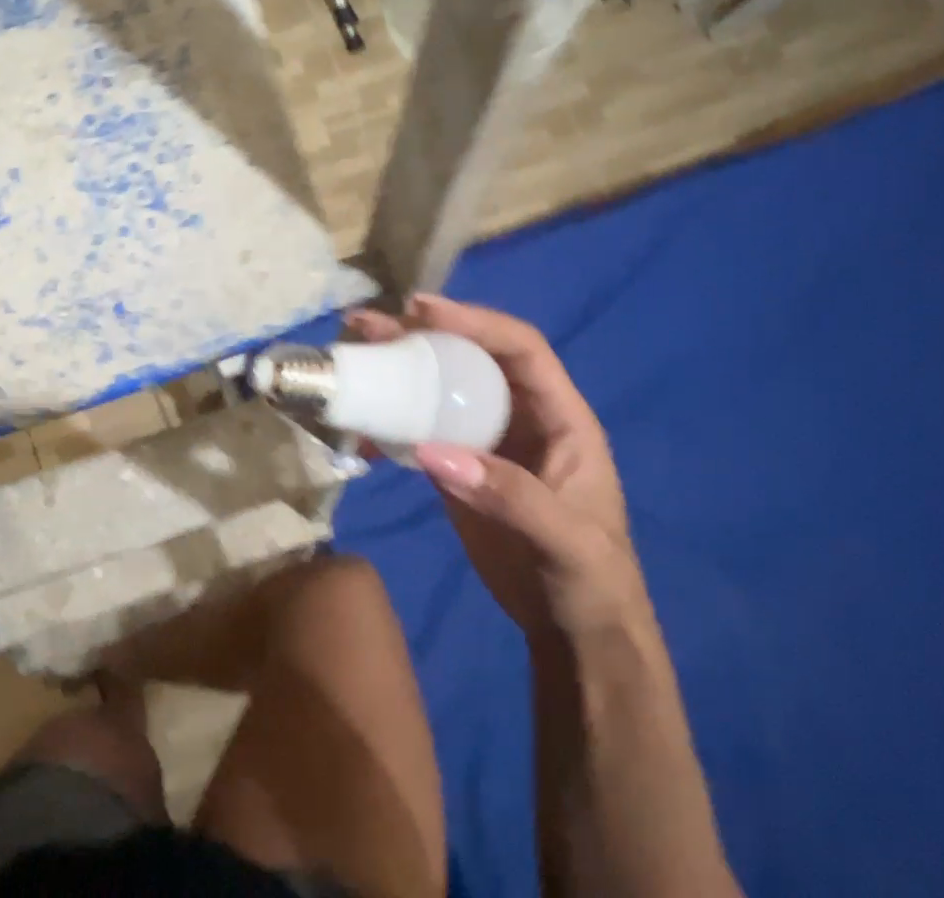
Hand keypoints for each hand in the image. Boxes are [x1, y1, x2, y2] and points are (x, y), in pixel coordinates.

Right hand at [346, 296, 646, 640]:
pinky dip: (389, 426)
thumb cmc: (590, 581)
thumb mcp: (564, 539)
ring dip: (399, 373)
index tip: (421, 310)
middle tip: (366, 325)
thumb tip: (429, 450)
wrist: (575, 631)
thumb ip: (507, 493)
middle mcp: (522, 420)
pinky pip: (420, 434)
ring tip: (353, 358)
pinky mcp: (459, 474)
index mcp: (562, 420)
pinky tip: (358, 428)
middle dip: (421, 336)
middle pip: (470, 361)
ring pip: (440, 393)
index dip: (475, 323)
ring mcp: (487, 446)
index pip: (520, 351)